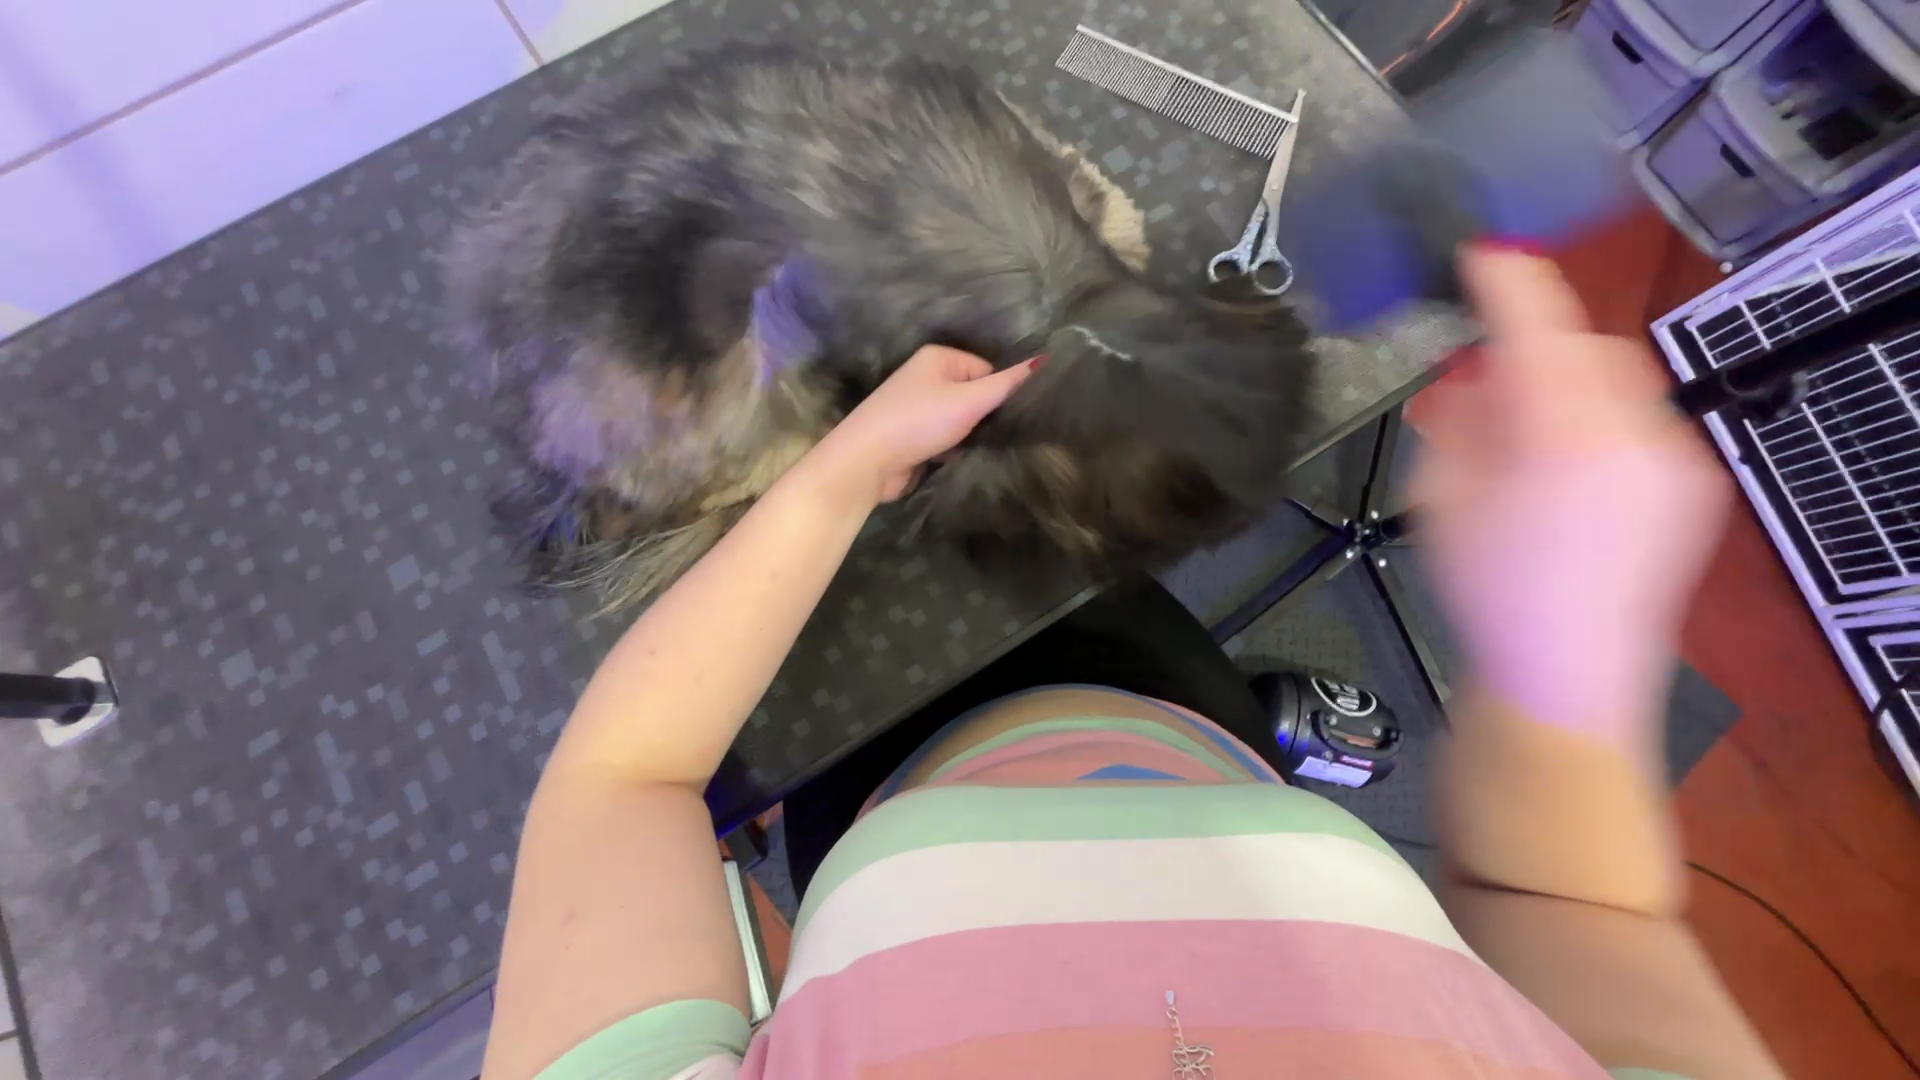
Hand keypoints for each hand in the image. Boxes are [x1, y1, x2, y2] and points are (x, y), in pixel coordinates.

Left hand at [803, 346, 1037, 504]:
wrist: (867, 462)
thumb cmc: (919, 422)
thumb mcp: (969, 400)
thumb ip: (1007, 384)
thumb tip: (1046, 360)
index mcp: (938, 358)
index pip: (988, 369)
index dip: (1001, 392)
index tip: (1010, 415)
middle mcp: (926, 378)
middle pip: (974, 394)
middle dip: (986, 415)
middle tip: (1001, 435)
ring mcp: (918, 408)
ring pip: (961, 419)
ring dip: (971, 435)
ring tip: (981, 449)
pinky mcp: (914, 437)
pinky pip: (946, 438)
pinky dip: (955, 449)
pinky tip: (961, 460)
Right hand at [1411, 247, 1728, 744]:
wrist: (1561, 669)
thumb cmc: (1490, 593)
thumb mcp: (1439, 499)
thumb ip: (1457, 421)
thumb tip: (1470, 373)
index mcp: (1561, 441)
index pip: (1535, 330)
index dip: (1504, 282)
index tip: (1479, 254)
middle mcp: (1633, 438)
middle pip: (1582, 346)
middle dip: (1527, 346)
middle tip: (1473, 380)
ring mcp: (1671, 460)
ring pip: (1610, 378)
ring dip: (1555, 379)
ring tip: (1506, 427)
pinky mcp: (1686, 483)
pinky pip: (1632, 418)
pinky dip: (1584, 415)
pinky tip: (1545, 460)